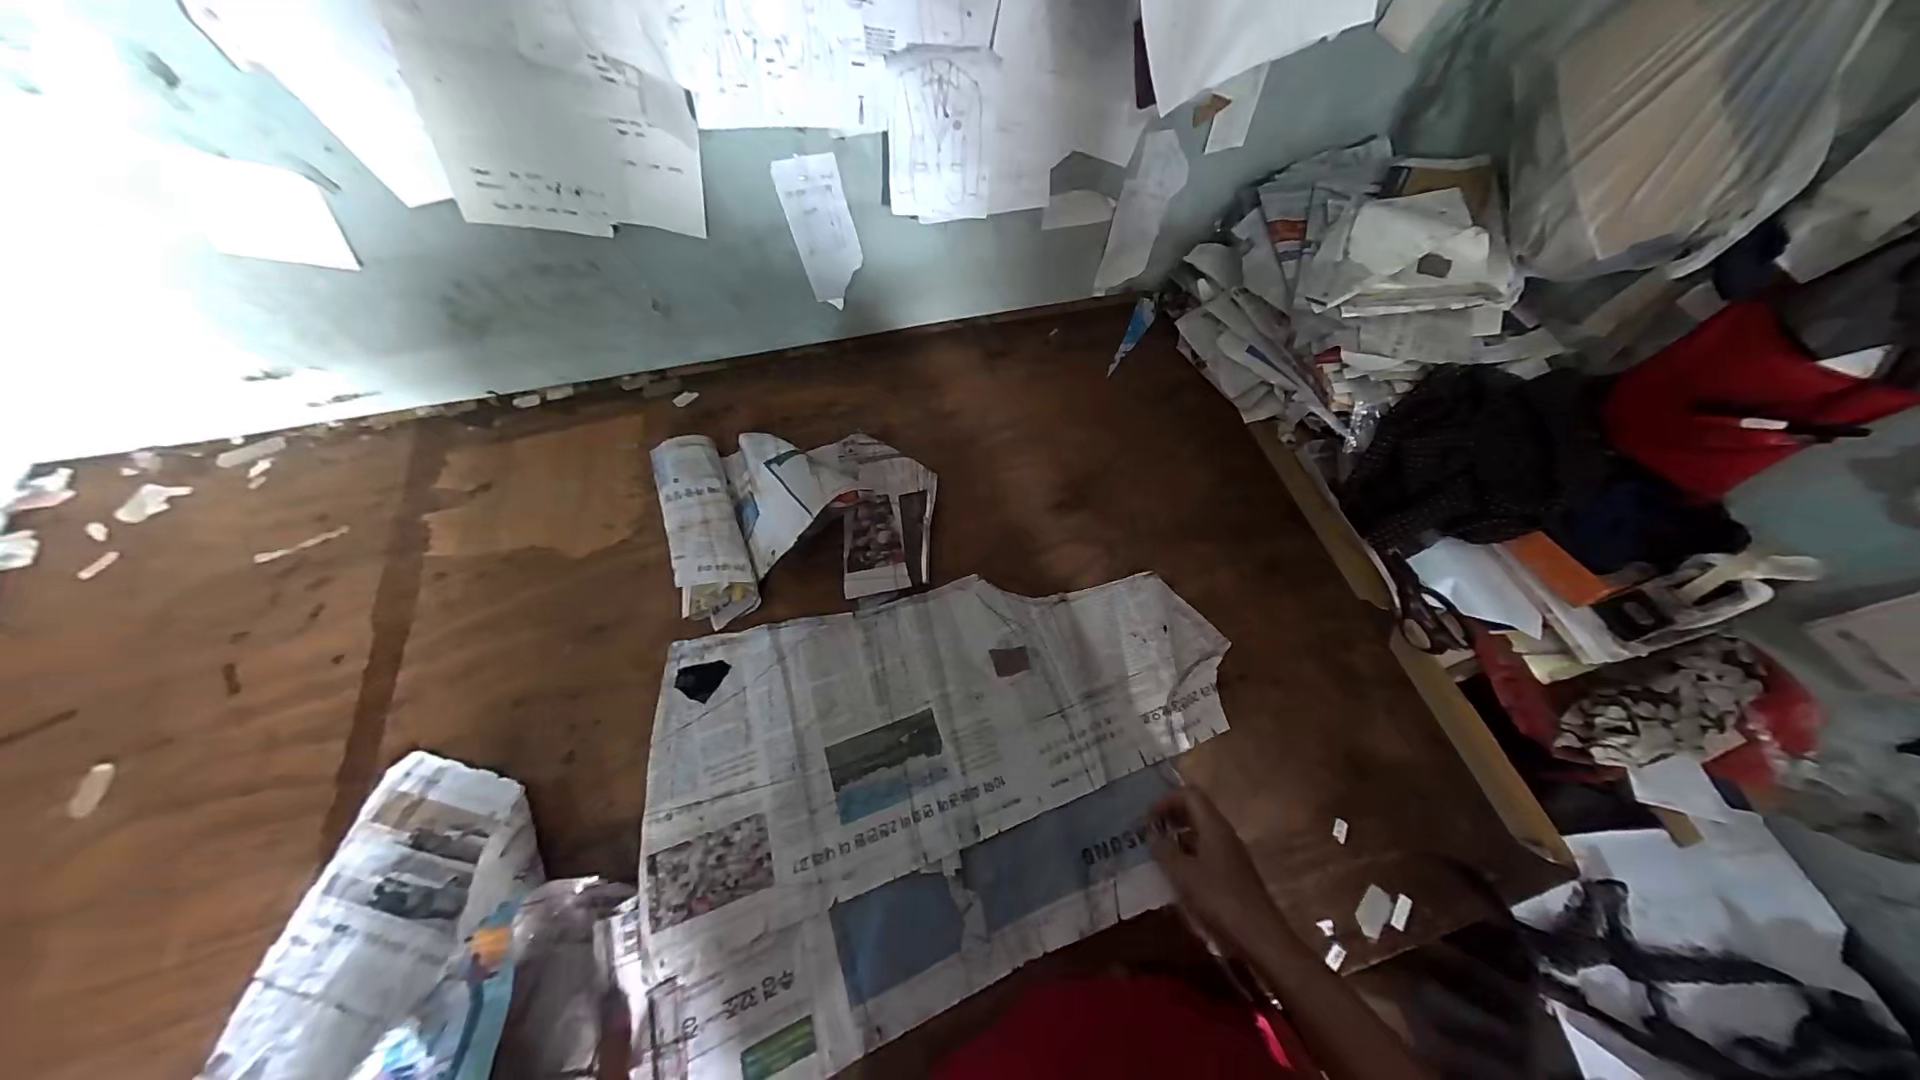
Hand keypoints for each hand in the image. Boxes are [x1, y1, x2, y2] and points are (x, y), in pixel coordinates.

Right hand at [1149, 786, 1286, 952]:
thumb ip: (1164, 850)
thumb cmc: (1219, 899)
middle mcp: (1224, 834)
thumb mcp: (1183, 874)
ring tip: (1158, 850)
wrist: (1260, 937)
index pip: (1189, 795)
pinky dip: (1188, 852)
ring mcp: (1231, 853)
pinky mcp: (1233, 873)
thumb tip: (1151, 834)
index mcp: (1214, 826)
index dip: (1166, 800)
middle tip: (1149, 830)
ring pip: (1201, 831)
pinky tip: (1176, 872)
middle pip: (1196, 810)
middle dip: (1170, 815)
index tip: (1147, 818)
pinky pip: (1206, 850)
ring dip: (1178, 834)